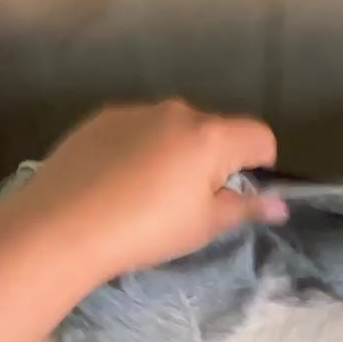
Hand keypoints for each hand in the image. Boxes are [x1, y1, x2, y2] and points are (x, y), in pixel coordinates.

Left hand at [0, 100, 284, 279]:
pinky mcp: (99, 119)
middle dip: (214, 160)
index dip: (261, 164)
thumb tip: (281, 205)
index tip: (240, 194)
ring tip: (147, 196)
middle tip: (190, 203)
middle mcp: (176, 111)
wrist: (61, 225)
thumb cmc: (146, 230)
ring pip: (173, 129)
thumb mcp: (203, 226)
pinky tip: (117, 185)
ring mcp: (134, 111)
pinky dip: (140, 151)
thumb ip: (245, 208)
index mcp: (210, 136)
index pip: (259, 136)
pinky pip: (138, 131)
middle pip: (214, 131)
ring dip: (176, 154)